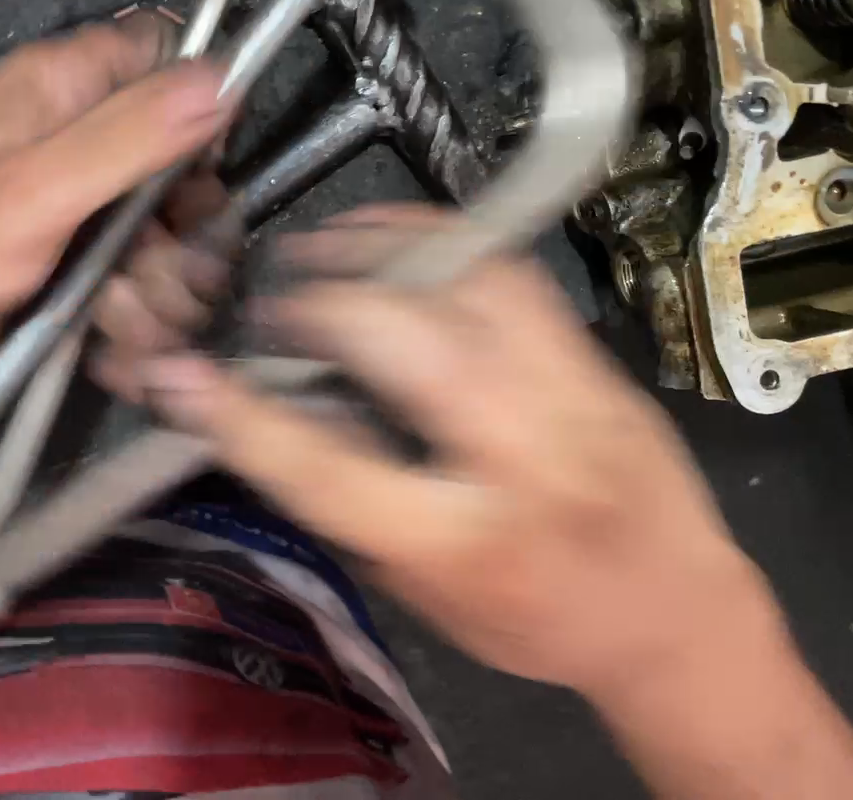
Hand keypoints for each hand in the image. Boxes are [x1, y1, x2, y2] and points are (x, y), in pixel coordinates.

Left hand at [0, 16, 228, 408]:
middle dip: (183, 213)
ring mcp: (72, 195)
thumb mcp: (31, 191)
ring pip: (161, 215)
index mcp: (54, 88)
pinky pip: (134, 259)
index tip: (200, 167)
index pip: (159, 56)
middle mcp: (67, 131)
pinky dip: (138, 295)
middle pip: (175, 149)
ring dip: (162, 269)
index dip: (195, 103)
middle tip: (166, 261)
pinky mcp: (71, 248)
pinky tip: (113, 320)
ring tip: (124, 306)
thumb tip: (218, 80)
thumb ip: (126, 136)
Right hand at [141, 205, 783, 702]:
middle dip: (315, 309)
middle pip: (404, 346)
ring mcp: (571, 395)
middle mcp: (525, 459)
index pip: (326, 467)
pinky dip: (432, 237)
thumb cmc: (529, 616)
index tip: (180, 374)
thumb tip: (267, 408)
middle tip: (266, 306)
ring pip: (464, 285)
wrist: (672, 611)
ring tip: (315, 249)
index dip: (239, 414)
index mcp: (464, 542)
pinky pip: (506, 268)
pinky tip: (385, 236)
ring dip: (372, 253)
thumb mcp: (411, 582)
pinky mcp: (592, 357)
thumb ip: (340, 492)